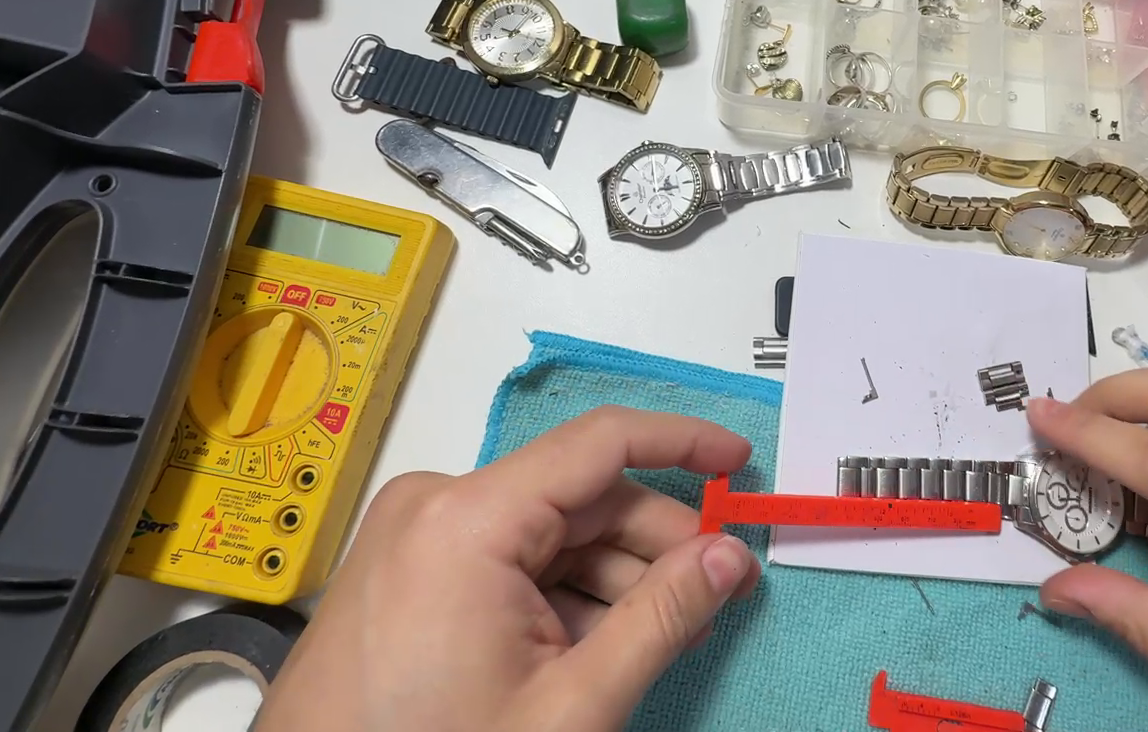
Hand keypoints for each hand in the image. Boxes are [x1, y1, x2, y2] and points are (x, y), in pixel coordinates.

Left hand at [256, 406, 760, 731]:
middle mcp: (439, 502)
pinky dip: (565, 594)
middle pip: (581, 497)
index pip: (603, 442)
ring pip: (550, 533)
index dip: (682, 442)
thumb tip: (731, 556)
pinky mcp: (408, 570)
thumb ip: (662, 619)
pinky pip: (511, 560)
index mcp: (470, 515)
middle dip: (654, 542)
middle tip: (716, 589)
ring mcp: (417, 535)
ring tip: (665, 632)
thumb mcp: (569, 708)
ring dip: (615, 577)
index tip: (739, 461)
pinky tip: (598, 646)